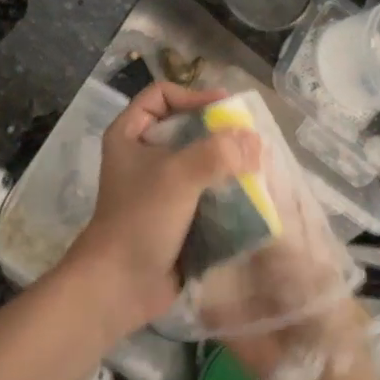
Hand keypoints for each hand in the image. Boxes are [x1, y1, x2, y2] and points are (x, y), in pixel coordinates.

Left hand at [58, 82, 260, 339]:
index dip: (194, 95)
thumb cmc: (141, 219)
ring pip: (198, 163)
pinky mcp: (175, 217)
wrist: (121, 284)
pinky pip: (205, 194)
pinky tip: (252, 197)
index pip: (162, 95)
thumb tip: (254, 141)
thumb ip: (217, 153)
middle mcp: (142, 155)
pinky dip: (226, 194)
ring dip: (227, 166)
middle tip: (252, 141)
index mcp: (129, 134)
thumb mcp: (178, 176)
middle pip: (185, 129)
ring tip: (258, 168)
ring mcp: (158, 188)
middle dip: (219, 134)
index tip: (226, 109)